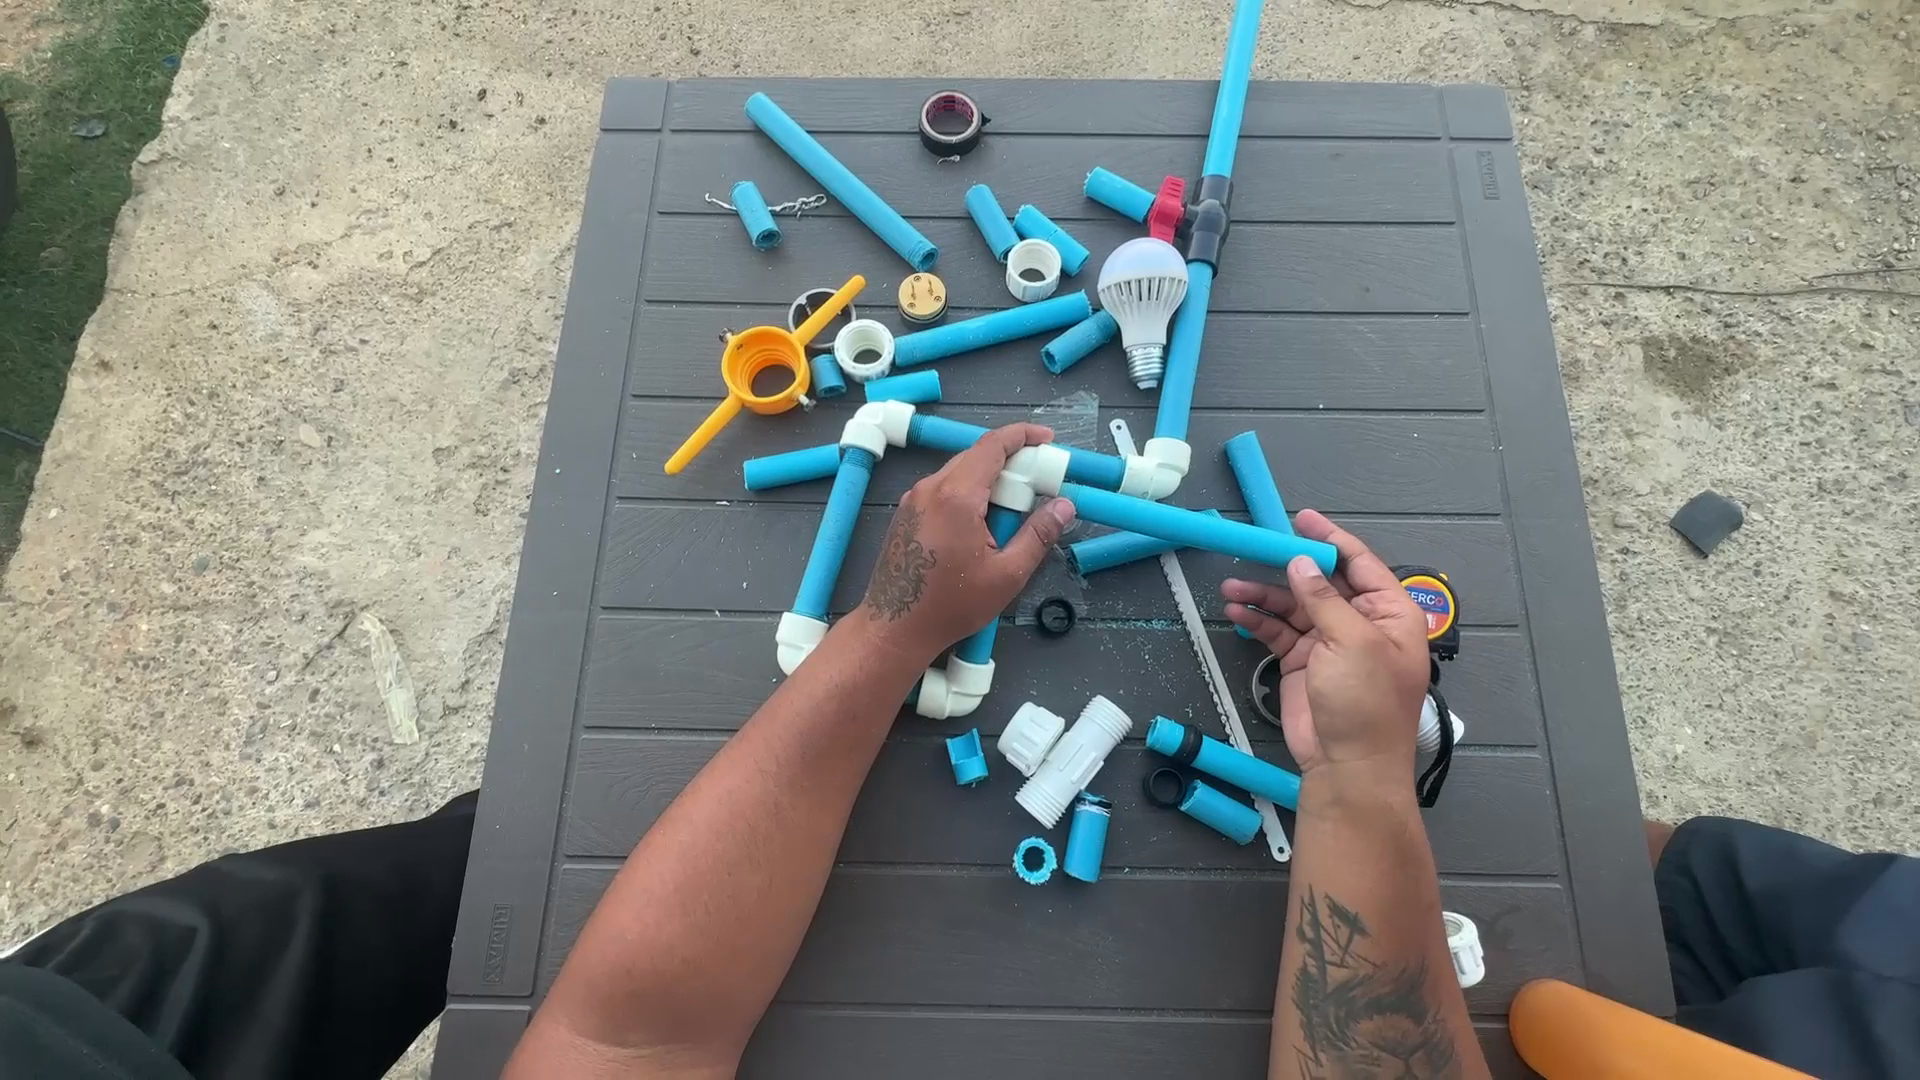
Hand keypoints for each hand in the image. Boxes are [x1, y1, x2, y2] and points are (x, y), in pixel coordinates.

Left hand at [853, 423, 1076, 663]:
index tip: (1047, 439)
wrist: (895, 627)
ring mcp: (913, 500)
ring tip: (1013, 507)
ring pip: (958, 473)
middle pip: (976, 456)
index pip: (992, 446)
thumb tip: (1063, 507)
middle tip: (1038, 482)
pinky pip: (943, 489)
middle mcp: (930, 489)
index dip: (1023, 435)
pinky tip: (983, 522)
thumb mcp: (1007, 574)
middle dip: (1011, 462)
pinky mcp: (905, 514)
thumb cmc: (951, 605)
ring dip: (989, 480)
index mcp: (956, 496)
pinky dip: (968, 493)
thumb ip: (1038, 535)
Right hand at [1220, 510, 1428, 776]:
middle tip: (1256, 548)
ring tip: (1231, 587)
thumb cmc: (1366, 703)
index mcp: (1389, 615)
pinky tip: (1237, 611)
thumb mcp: (1352, 643)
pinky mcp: (1302, 662)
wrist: (1348, 764)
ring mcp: (1328, 643)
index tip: (1302, 520)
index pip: (1361, 566)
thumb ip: (1325, 599)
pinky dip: (1257, 620)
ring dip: (1264, 595)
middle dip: (1288, 567)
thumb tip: (1301, 563)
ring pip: (1293, 606)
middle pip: (1320, 583)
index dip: (1331, 541)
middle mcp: (1360, 624)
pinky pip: (1277, 631)